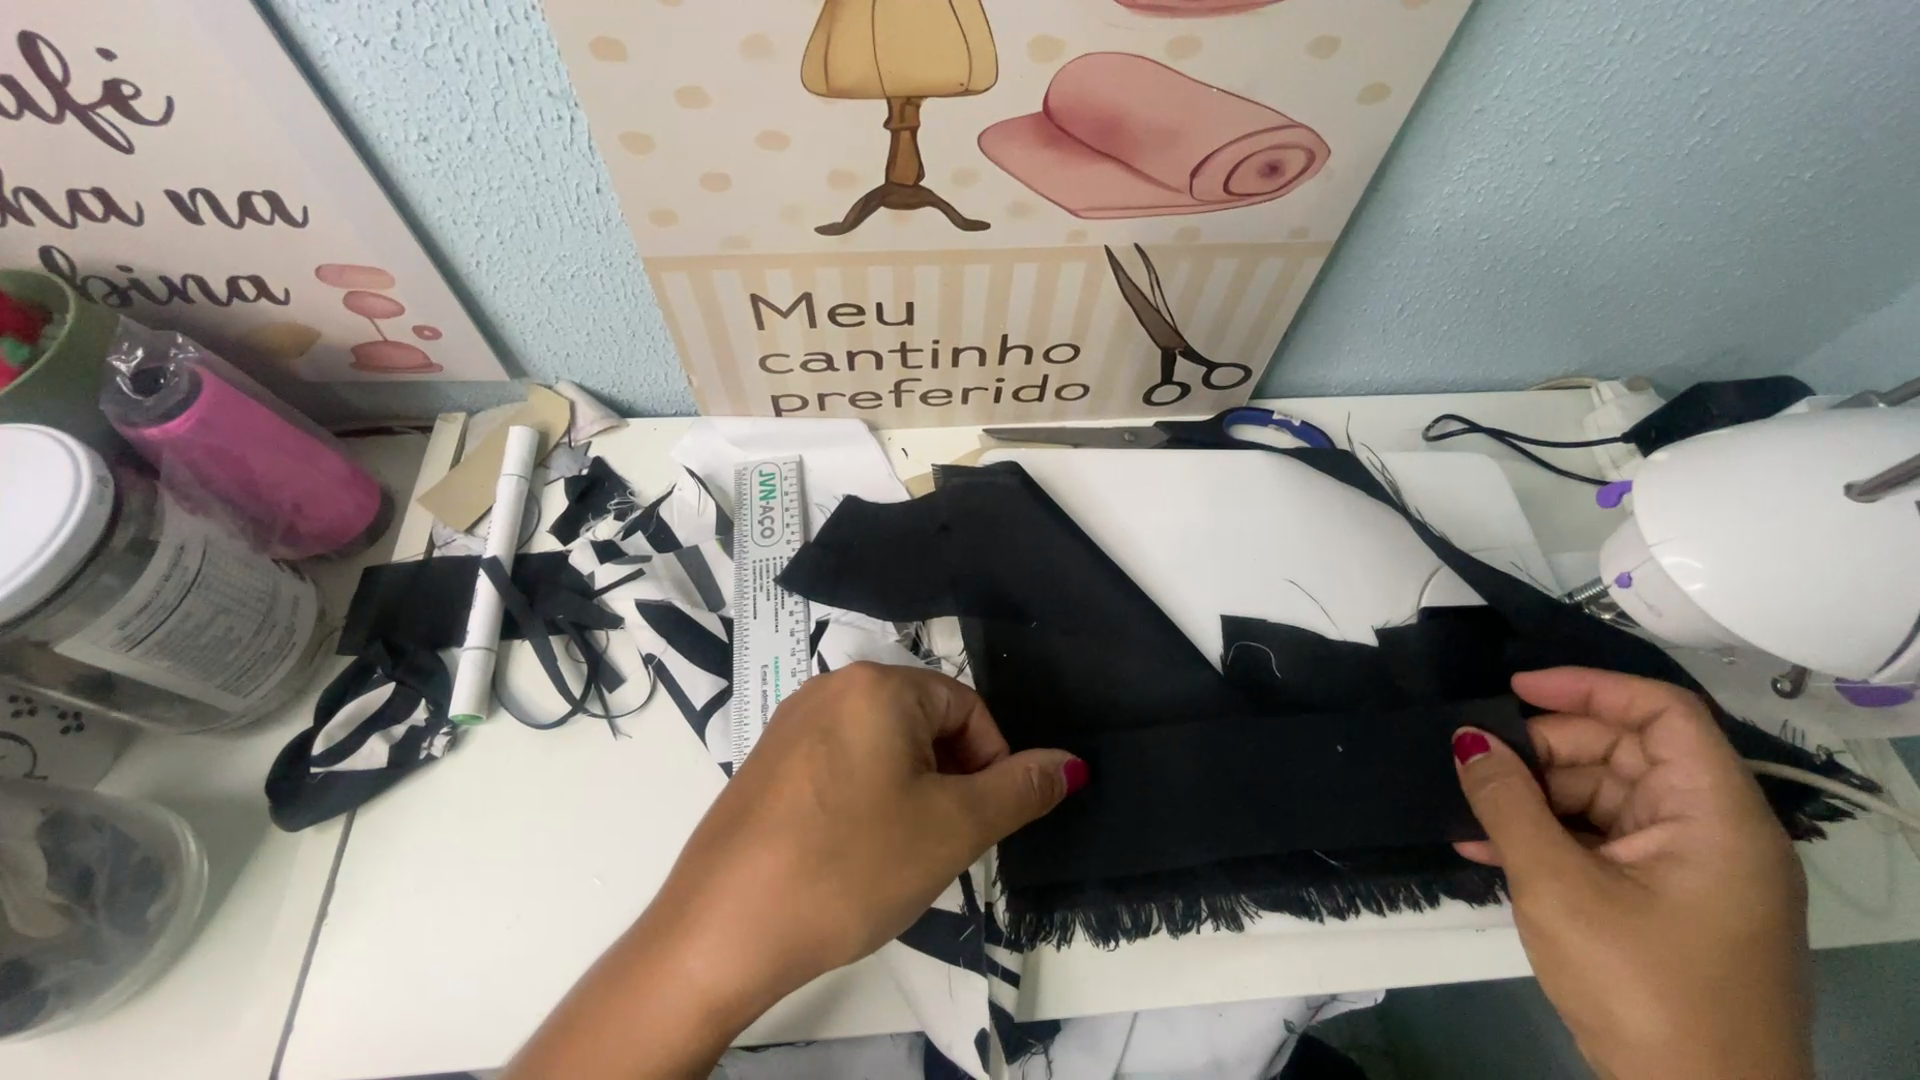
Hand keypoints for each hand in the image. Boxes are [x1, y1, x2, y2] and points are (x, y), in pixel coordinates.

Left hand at [506, 663, 1082, 1079]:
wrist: (722, 930)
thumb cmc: (851, 866)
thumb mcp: (953, 829)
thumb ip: (1021, 789)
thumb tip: (1073, 764)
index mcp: (877, 685)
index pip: (967, 708)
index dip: (992, 765)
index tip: (981, 824)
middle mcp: (829, 687)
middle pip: (923, 723)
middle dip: (949, 779)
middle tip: (942, 842)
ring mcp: (789, 724)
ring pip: (882, 747)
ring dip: (910, 793)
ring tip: (897, 854)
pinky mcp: (765, 763)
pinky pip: (840, 766)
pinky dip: (865, 800)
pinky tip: (851, 854)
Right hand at [1453, 667, 1812, 1079]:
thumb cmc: (1639, 985)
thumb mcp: (1556, 885)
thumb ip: (1507, 802)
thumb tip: (1467, 739)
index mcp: (1715, 816)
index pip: (1662, 714)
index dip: (1588, 688)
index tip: (1513, 691)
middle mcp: (1712, 831)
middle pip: (1624, 753)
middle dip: (1543, 752)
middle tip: (1476, 766)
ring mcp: (1688, 869)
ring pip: (1602, 797)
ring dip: (1532, 799)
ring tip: (1469, 814)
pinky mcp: (1663, 901)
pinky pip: (1598, 841)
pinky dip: (1545, 836)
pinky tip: (1484, 847)